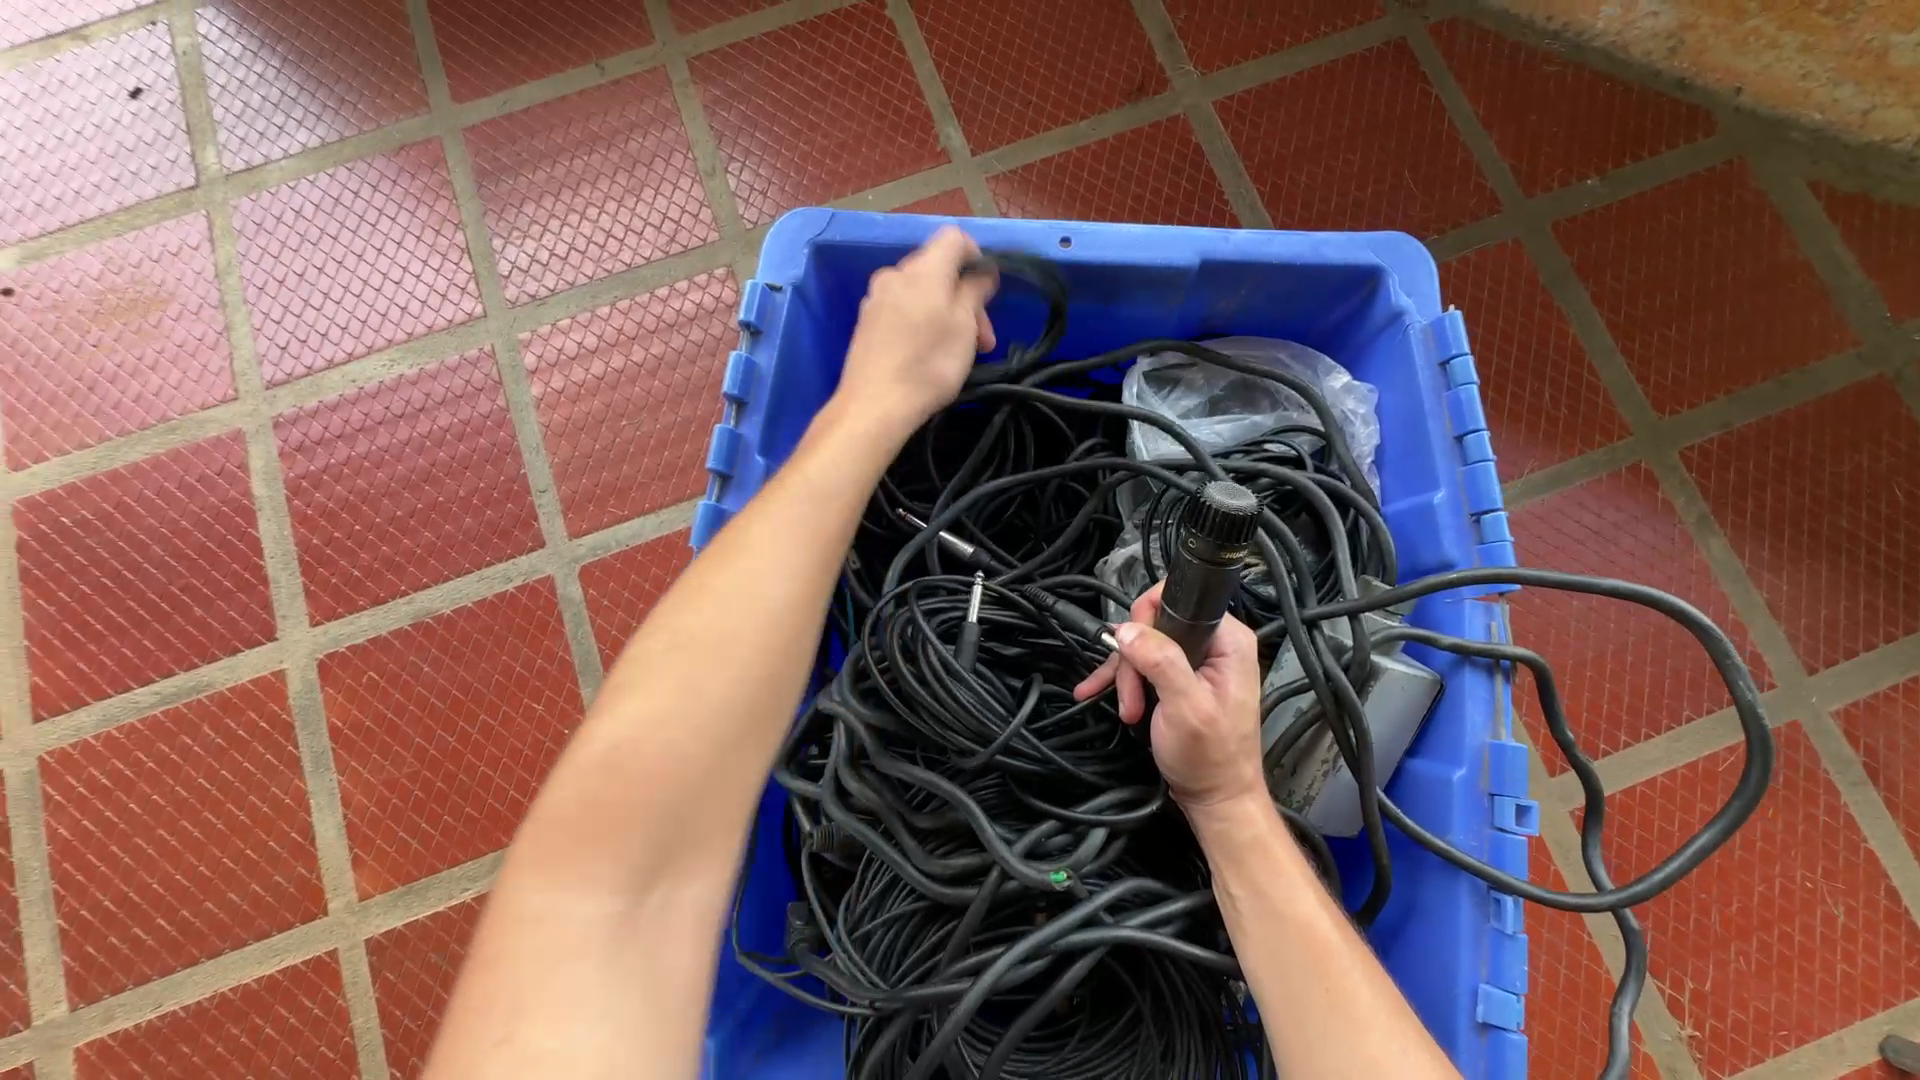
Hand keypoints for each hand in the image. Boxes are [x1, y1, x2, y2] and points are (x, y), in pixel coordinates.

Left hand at [836, 226, 996, 435]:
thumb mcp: (965, 325)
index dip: (977, 256)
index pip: (954, 237)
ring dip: (945, 316)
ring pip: (921, 294)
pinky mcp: (865, 324)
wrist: (874, 405)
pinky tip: (926, 356)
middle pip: (938, 270)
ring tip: (958, 352)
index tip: (988, 290)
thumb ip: (975, 290)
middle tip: (982, 340)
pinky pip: (902, 312)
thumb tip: (982, 271)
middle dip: (965, 299)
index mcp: (922, 268)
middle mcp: (894, 274)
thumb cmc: (929, 364)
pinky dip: (921, 325)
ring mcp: (875, 299)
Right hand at [1073, 583, 1265, 810]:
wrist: (1215, 798)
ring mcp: (1196, 661)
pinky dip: (1122, 680)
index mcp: (1228, 641)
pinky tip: (1098, 691)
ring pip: (1143, 645)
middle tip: (1131, 696)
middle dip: (1132, 659)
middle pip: (1154, 624)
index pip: (1178, 600)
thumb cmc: (1211, 759)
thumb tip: (1127, 630)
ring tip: (1126, 710)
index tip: (1131, 648)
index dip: (1147, 617)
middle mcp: (1214, 644)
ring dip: (1125, 676)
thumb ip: (1160, 662)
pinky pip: (1143, 664)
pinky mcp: (1180, 677)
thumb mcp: (1185, 707)